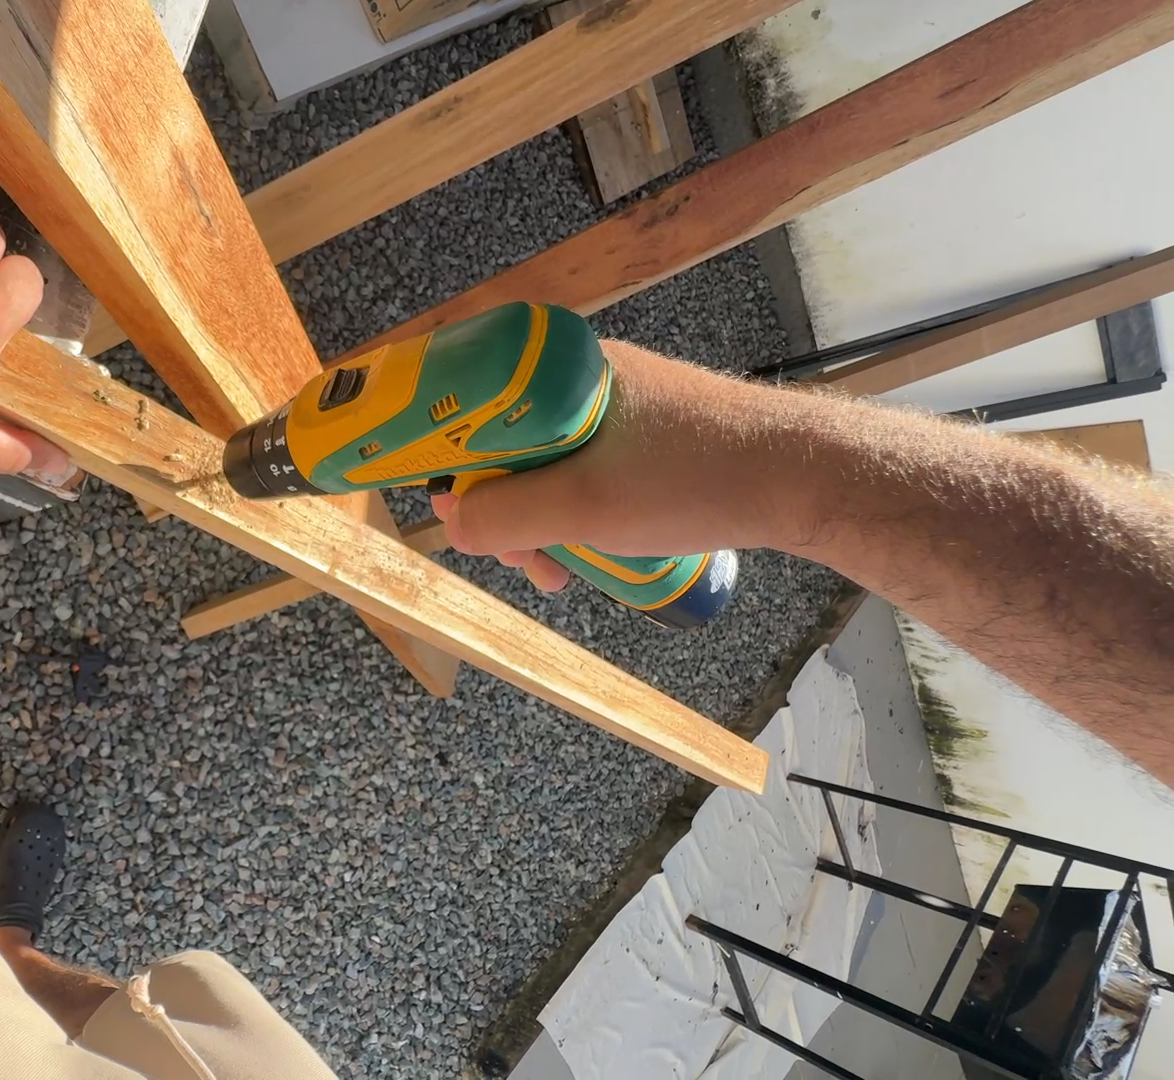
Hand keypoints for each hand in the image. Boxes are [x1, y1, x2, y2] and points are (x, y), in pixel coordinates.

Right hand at [433, 341, 806, 590]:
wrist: (812, 478)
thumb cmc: (690, 481)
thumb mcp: (581, 509)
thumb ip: (504, 517)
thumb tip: (450, 526)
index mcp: (563, 374)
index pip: (476, 409)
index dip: (454, 463)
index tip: (453, 511)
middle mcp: (584, 382)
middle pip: (510, 446)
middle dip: (503, 510)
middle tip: (515, 556)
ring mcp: (619, 409)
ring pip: (549, 467)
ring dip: (540, 522)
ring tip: (555, 571)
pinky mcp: (647, 436)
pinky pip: (586, 472)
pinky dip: (576, 514)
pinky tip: (588, 554)